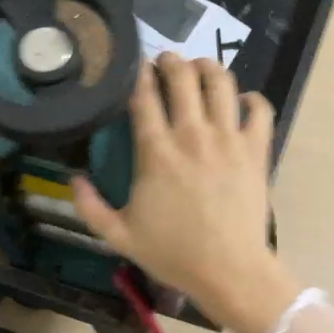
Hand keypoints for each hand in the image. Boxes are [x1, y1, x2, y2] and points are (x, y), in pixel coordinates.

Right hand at [73, 54, 303, 332]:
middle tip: (165, 65)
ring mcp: (228, 139)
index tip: (133, 70)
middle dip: (170, 61)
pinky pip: (260, 108)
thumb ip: (90, 208)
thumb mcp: (120, 238)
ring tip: (200, 72)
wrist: (229, 271)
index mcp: (156, 152)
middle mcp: (192, 134)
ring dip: (207, 68)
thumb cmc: (174, 255)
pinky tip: (241, 103)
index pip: (143, 94)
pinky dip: (251, 99)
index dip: (136, 73)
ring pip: (221, 81)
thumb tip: (74, 180)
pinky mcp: (256, 150)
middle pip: (182, 75)